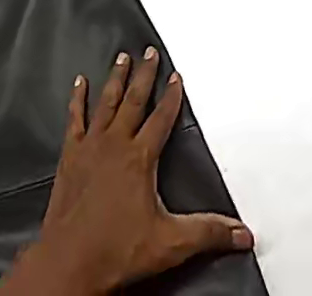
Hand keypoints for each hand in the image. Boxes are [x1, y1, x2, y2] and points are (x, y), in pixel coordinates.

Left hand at [0, 49, 252, 295]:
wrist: (72, 259)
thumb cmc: (116, 249)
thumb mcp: (170, 242)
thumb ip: (208, 232)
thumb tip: (241, 232)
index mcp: (139, 158)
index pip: (161, 119)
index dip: (171, 97)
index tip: (176, 77)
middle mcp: (114, 144)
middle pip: (134, 100)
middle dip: (144, 74)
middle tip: (149, 52)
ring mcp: (90, 146)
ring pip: (106, 102)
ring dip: (115, 78)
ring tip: (121, 57)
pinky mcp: (70, 154)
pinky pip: (75, 118)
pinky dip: (78, 98)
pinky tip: (79, 82)